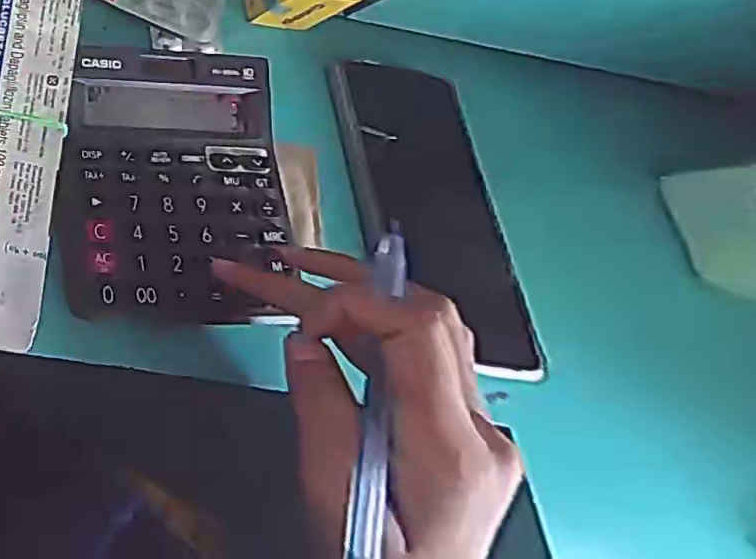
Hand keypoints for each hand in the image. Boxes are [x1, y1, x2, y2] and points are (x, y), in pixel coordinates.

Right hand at [213, 248, 522, 558]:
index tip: (306, 319)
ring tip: (284, 272)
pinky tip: (316, 319)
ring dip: (347, 293)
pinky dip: (358, 326)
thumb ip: (319, 410)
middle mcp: (475, 428)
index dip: (355, 302)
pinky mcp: (450, 426)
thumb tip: (303, 341)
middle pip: (421, 313)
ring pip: (413, 324)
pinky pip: (407, 352)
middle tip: (280, 261)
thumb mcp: (333, 493)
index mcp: (453, 447)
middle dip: (344, 278)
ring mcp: (469, 426)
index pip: (419, 326)